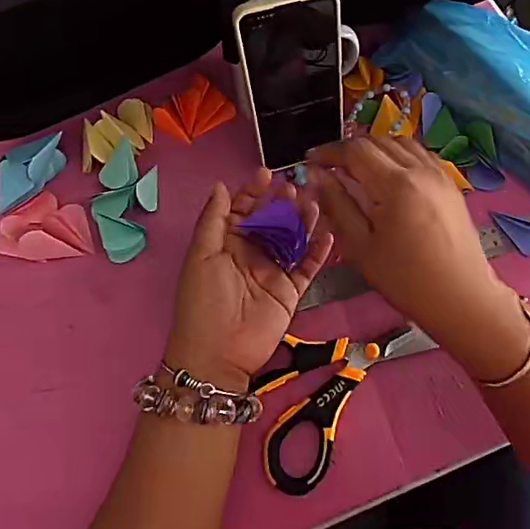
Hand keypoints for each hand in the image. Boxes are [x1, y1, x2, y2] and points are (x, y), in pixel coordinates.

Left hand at [167, 170, 332, 390]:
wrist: (217, 353)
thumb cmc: (203, 302)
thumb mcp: (201, 256)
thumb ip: (213, 220)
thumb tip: (220, 185)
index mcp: (227, 243)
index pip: (242, 210)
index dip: (253, 191)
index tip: (267, 174)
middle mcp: (252, 253)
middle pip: (271, 220)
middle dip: (282, 202)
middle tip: (294, 188)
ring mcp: (273, 271)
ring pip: (293, 239)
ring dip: (303, 221)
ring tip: (314, 204)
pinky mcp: (290, 290)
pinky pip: (308, 267)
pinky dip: (319, 252)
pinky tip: (328, 235)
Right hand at [303, 138, 525, 369]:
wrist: (461, 297)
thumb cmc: (406, 279)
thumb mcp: (361, 246)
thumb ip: (337, 204)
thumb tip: (317, 176)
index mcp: (395, 184)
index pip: (355, 150)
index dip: (329, 151)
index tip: (311, 160)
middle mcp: (420, 170)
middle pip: (378, 141)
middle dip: (350, 149)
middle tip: (331, 168)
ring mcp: (439, 174)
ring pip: (401, 143)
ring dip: (375, 148)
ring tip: (358, 169)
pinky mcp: (450, 184)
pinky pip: (420, 154)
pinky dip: (399, 154)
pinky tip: (390, 174)